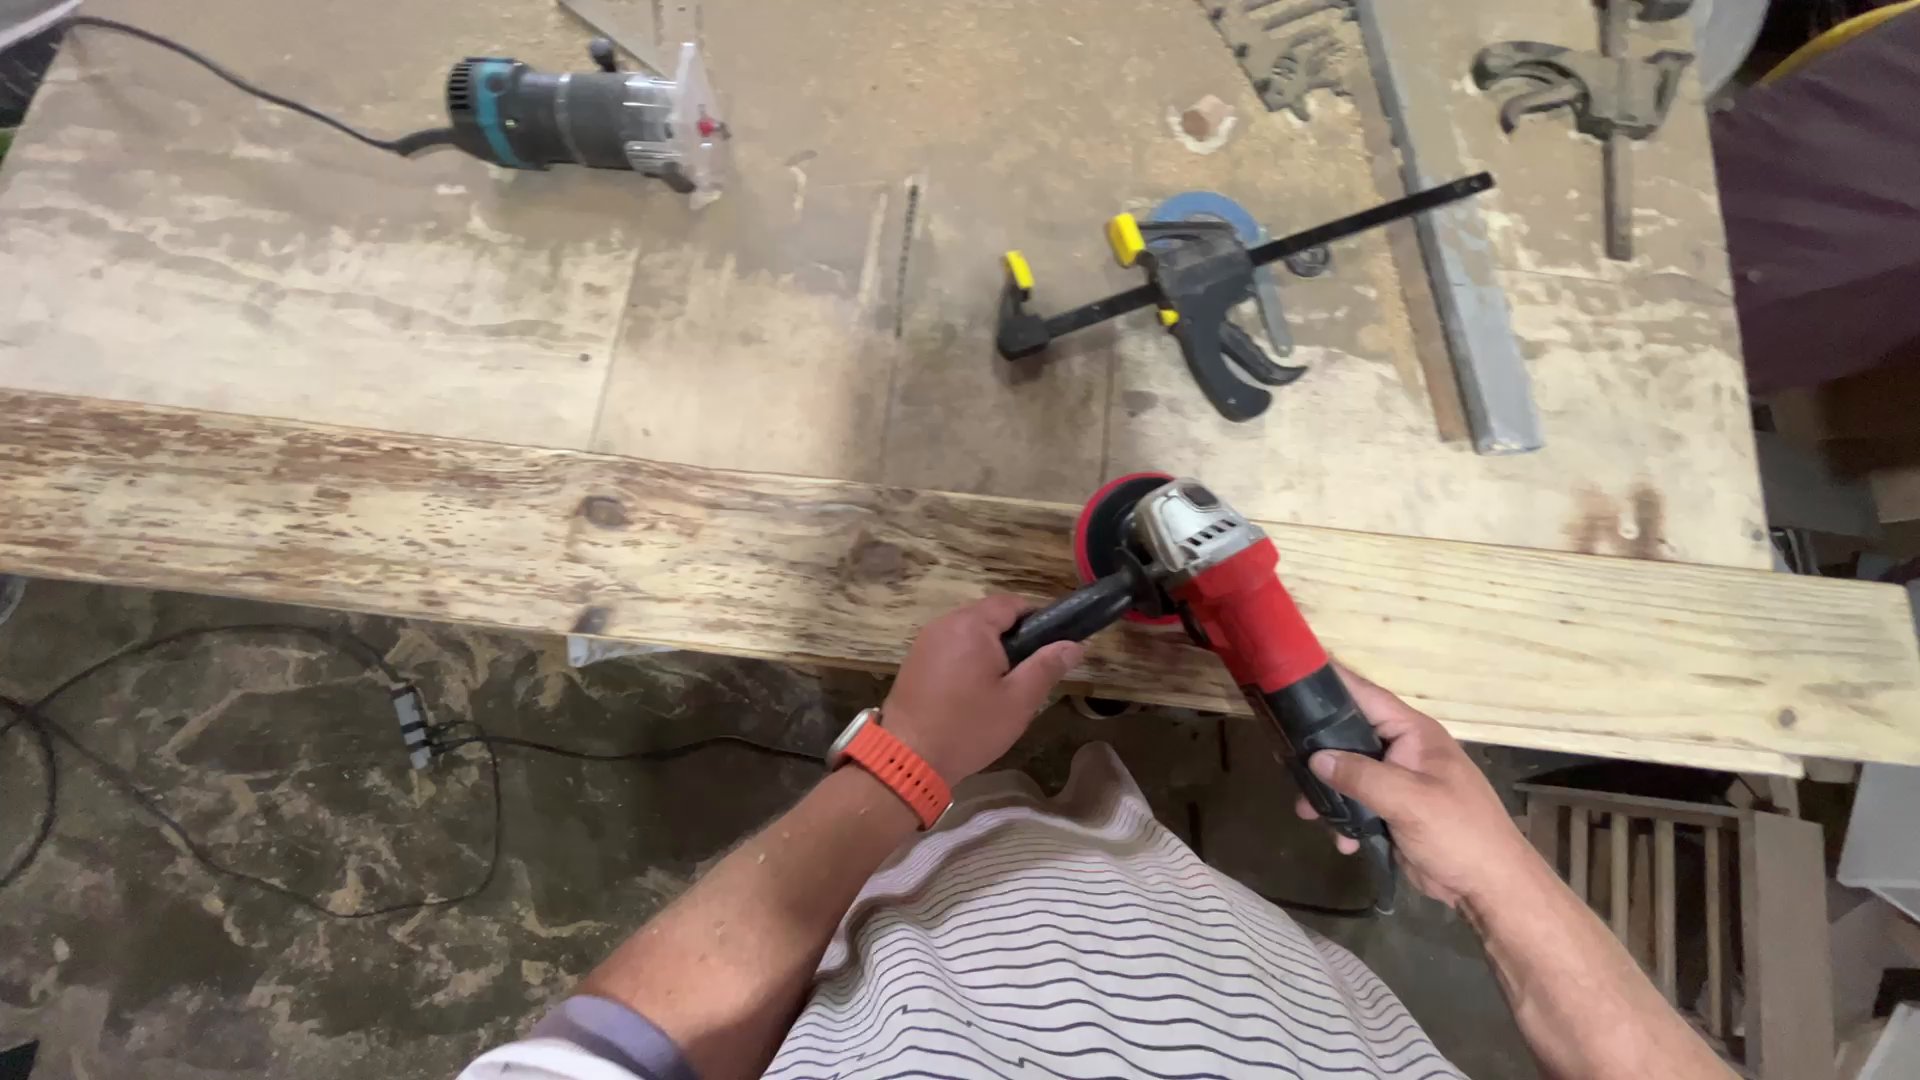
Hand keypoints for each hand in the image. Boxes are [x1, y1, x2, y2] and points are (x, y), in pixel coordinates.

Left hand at [882, 595, 1084, 781]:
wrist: (907, 759)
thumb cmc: (968, 727)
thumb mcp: (1018, 700)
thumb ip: (1047, 666)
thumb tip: (1075, 644)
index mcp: (971, 625)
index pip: (1012, 603)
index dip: (1036, 620)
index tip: (1048, 648)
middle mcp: (945, 623)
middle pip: (988, 616)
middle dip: (1011, 638)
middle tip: (1025, 675)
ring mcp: (925, 641)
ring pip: (968, 633)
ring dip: (987, 650)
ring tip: (1000, 687)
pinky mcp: (914, 660)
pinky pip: (949, 647)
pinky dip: (965, 660)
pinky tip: (971, 692)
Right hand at [1294, 665, 1537, 908]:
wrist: (1492, 892)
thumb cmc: (1462, 835)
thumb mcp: (1410, 801)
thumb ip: (1360, 776)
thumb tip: (1314, 759)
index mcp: (1412, 733)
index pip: (1364, 694)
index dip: (1327, 682)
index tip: (1286, 675)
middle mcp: (1400, 748)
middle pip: (1345, 732)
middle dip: (1314, 748)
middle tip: (1281, 756)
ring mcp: (1395, 778)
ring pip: (1343, 770)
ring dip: (1324, 791)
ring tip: (1307, 812)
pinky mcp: (1388, 807)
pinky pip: (1353, 800)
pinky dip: (1341, 817)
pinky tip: (1342, 839)